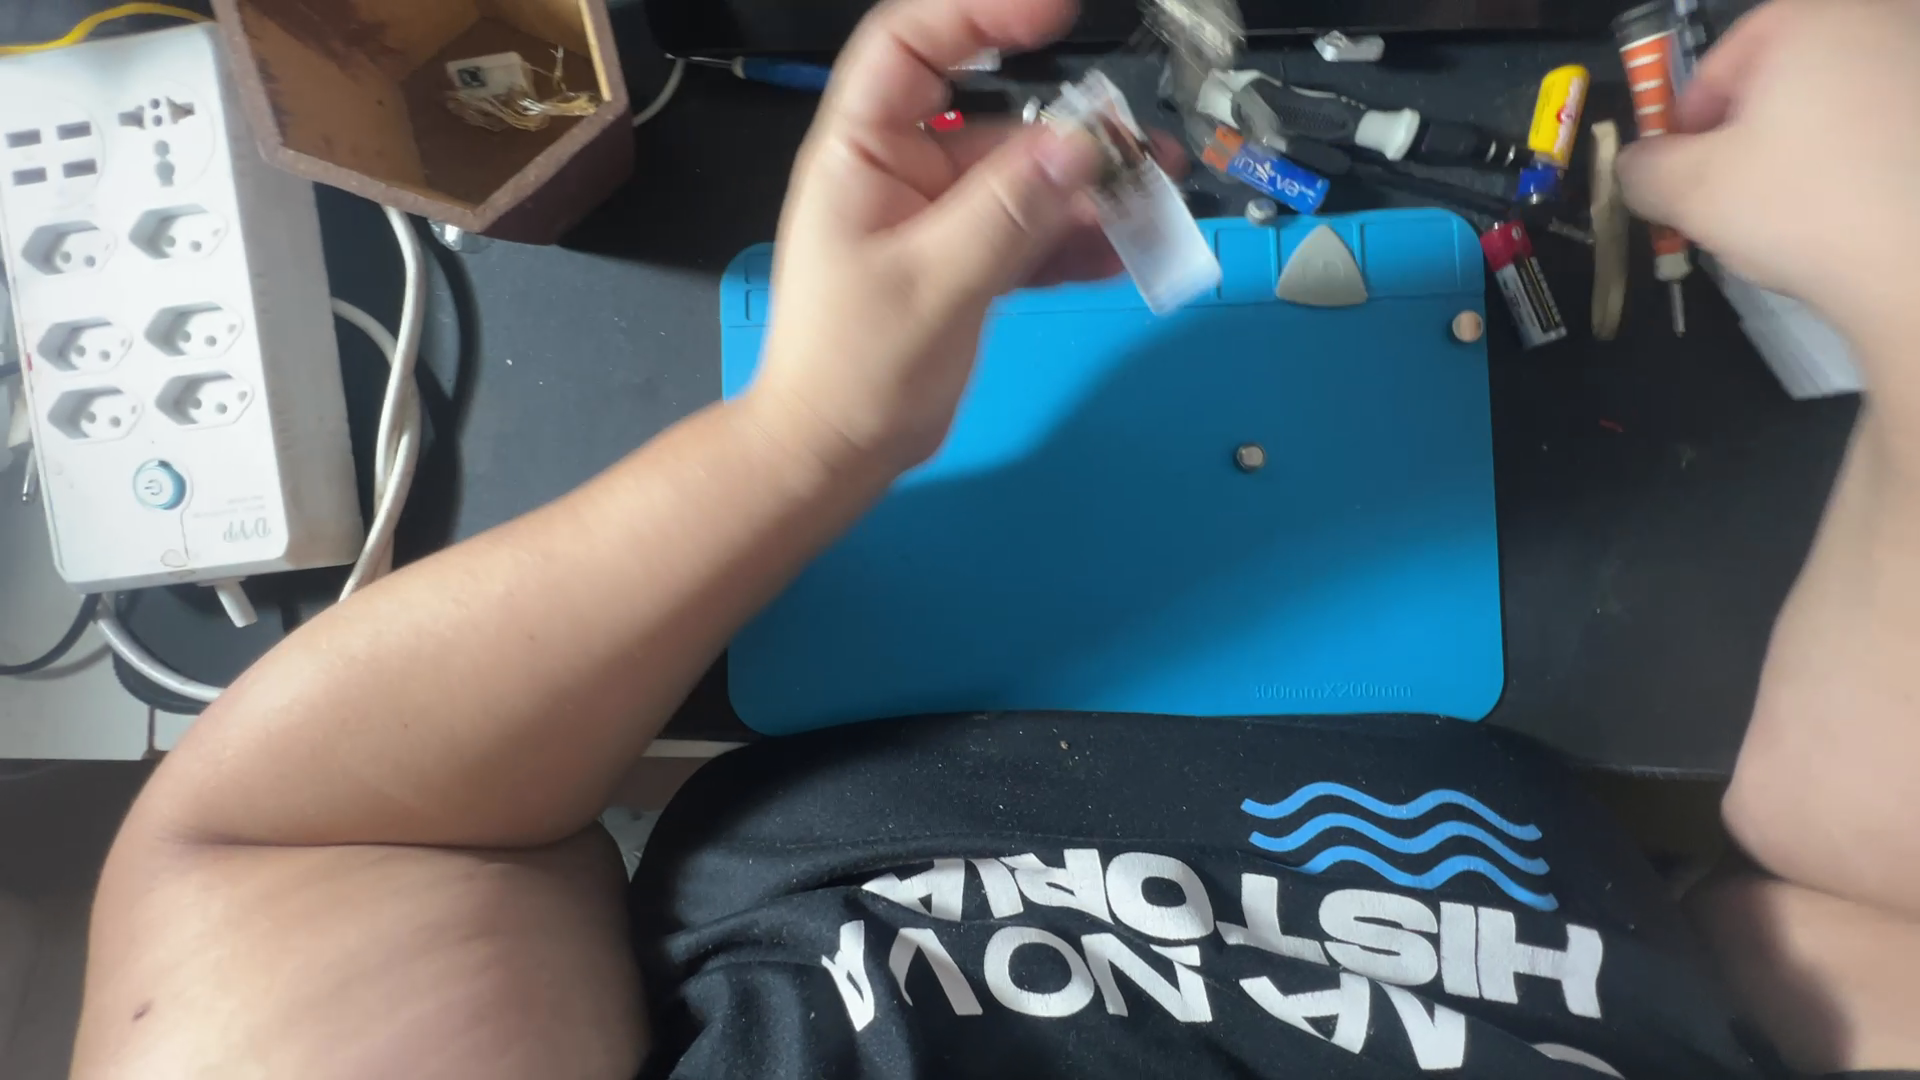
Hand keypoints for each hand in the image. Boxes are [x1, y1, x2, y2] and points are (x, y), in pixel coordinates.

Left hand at [743, 0, 1178, 473]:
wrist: (842, 449)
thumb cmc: (854, 370)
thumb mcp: (930, 286)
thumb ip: (1004, 214)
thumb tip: (1077, 147)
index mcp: (865, 158)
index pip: (913, 49)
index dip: (978, 12)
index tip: (1056, 13)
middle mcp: (906, 181)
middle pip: (996, 127)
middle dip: (1069, 138)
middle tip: (1141, 153)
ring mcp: (940, 228)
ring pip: (1023, 190)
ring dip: (1085, 198)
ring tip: (1153, 206)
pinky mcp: (965, 272)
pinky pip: (1027, 243)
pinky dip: (1070, 247)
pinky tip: (1119, 253)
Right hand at [1618, 0, 1919, 367]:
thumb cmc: (1800, 204)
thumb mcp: (1681, 189)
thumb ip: (1638, 167)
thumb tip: (1637, 162)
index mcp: (1819, 20)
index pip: (1725, 55)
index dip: (1687, 114)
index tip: (1678, 165)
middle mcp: (1889, 20)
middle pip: (1782, 74)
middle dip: (1740, 132)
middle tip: (1722, 188)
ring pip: (1831, 101)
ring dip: (1793, 146)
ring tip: (1782, 203)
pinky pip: (1880, 123)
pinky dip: (1848, 156)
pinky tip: (1839, 202)